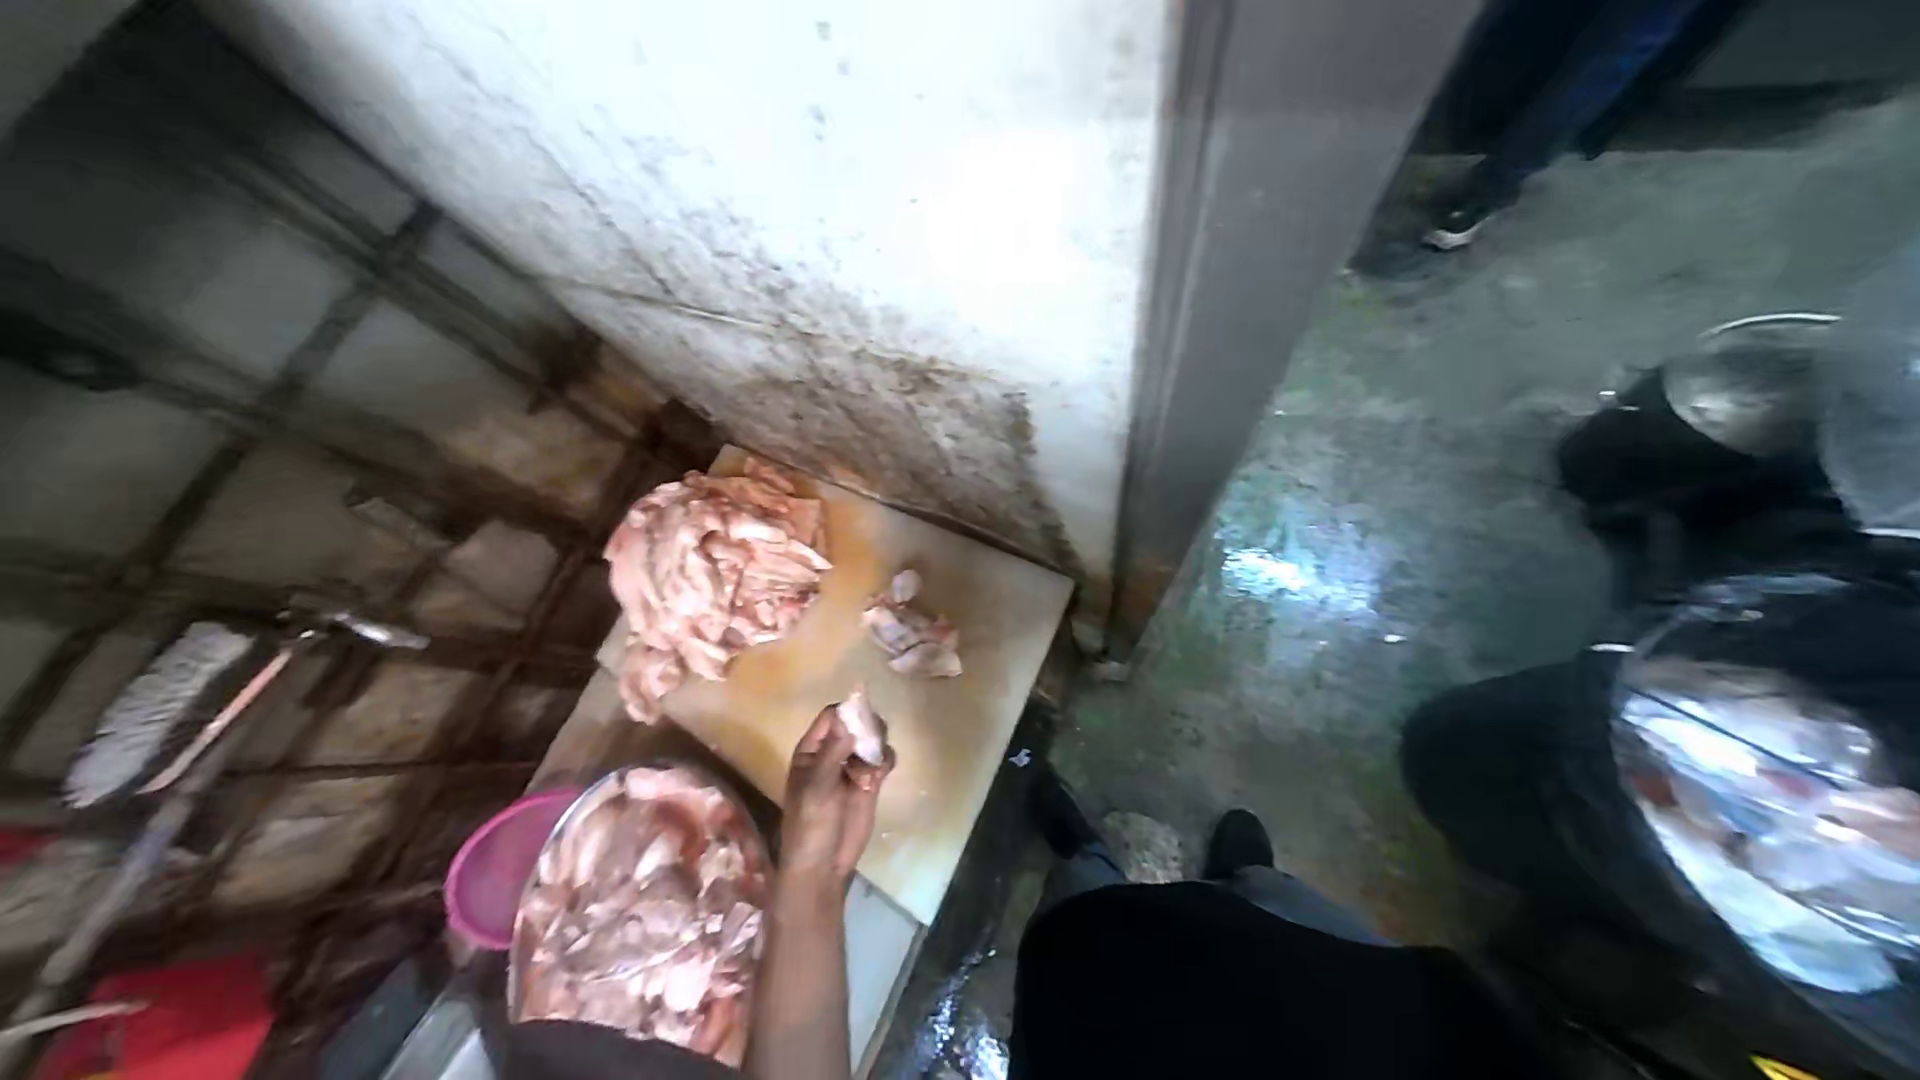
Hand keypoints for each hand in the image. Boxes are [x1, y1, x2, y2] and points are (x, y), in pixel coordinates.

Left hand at [777, 706, 893, 902]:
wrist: (824, 866)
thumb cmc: (810, 826)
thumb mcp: (816, 789)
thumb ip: (832, 753)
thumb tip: (847, 720)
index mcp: (811, 750)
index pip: (831, 718)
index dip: (847, 713)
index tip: (863, 719)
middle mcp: (832, 752)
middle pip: (856, 723)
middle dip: (867, 726)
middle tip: (874, 739)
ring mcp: (852, 766)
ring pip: (872, 739)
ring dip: (878, 744)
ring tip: (874, 763)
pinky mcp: (869, 782)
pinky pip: (882, 759)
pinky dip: (885, 760)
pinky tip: (880, 774)